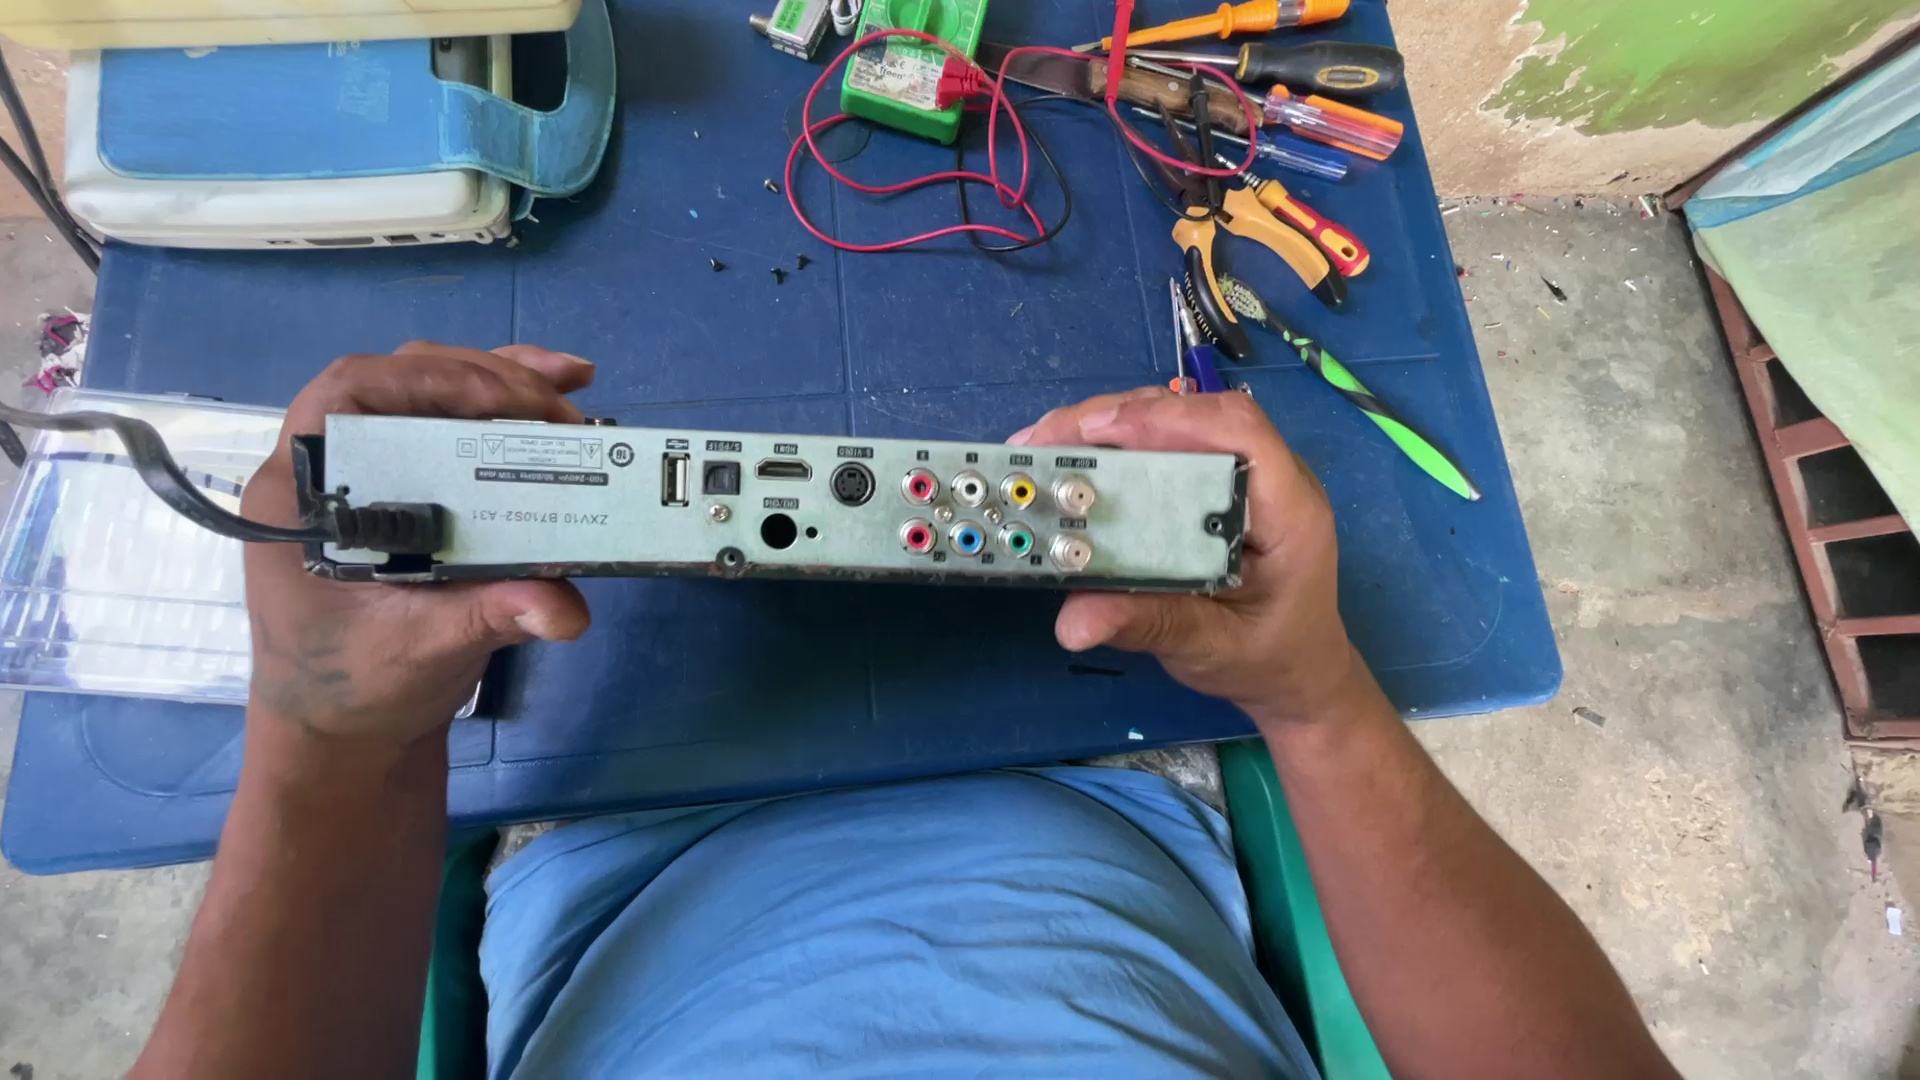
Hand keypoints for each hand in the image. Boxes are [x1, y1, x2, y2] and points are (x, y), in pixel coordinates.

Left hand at [240, 343, 595, 745]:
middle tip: (566, 414)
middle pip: (408, 381)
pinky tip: (560, 404)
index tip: (513, 404)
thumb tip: (566, 609)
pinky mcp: (423, 492)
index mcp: (309, 491)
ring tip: (576, 383)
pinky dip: (513, 414)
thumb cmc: (356, 683)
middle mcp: (341, 466)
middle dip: (491, 380)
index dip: (436, 380)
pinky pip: (463, 432)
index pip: (355, 393)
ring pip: (438, 395)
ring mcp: (382, 474)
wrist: (347, 722)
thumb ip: (490, 617)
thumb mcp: (423, 650)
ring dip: (509, 381)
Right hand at [1014, 387, 1360, 724]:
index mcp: (1288, 511)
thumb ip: (1148, 626)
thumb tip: (1072, 623)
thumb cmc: (1265, 657)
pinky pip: (1164, 444)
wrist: (1295, 669)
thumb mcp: (1209, 648)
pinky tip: (1073, 456)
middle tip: (1045, 439)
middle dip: (1117, 416)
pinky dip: (1115, 444)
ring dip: (1109, 423)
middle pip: (1199, 414)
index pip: (1240, 433)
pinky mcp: (1211, 483)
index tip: (1097, 432)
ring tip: (1045, 442)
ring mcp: (1240, 475)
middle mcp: (1269, 477)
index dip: (1169, 420)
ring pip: (1177, 420)